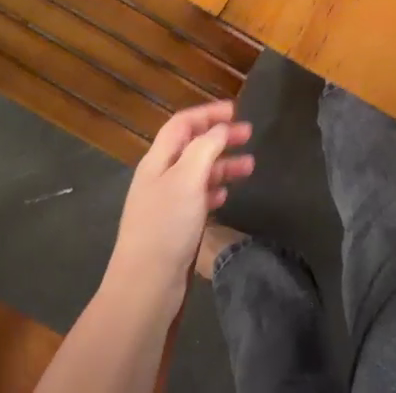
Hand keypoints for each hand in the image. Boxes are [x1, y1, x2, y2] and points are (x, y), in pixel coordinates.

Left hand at [105, 101, 254, 300]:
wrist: (145, 285)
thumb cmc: (166, 225)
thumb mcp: (187, 178)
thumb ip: (205, 148)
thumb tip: (221, 128)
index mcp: (158, 160)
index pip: (182, 124)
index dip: (208, 113)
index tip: (236, 110)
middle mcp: (160, 176)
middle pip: (192, 146)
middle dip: (220, 137)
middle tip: (249, 135)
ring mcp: (166, 202)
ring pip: (198, 173)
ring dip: (222, 165)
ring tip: (250, 167)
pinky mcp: (174, 226)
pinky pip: (197, 198)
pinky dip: (214, 190)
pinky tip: (227, 195)